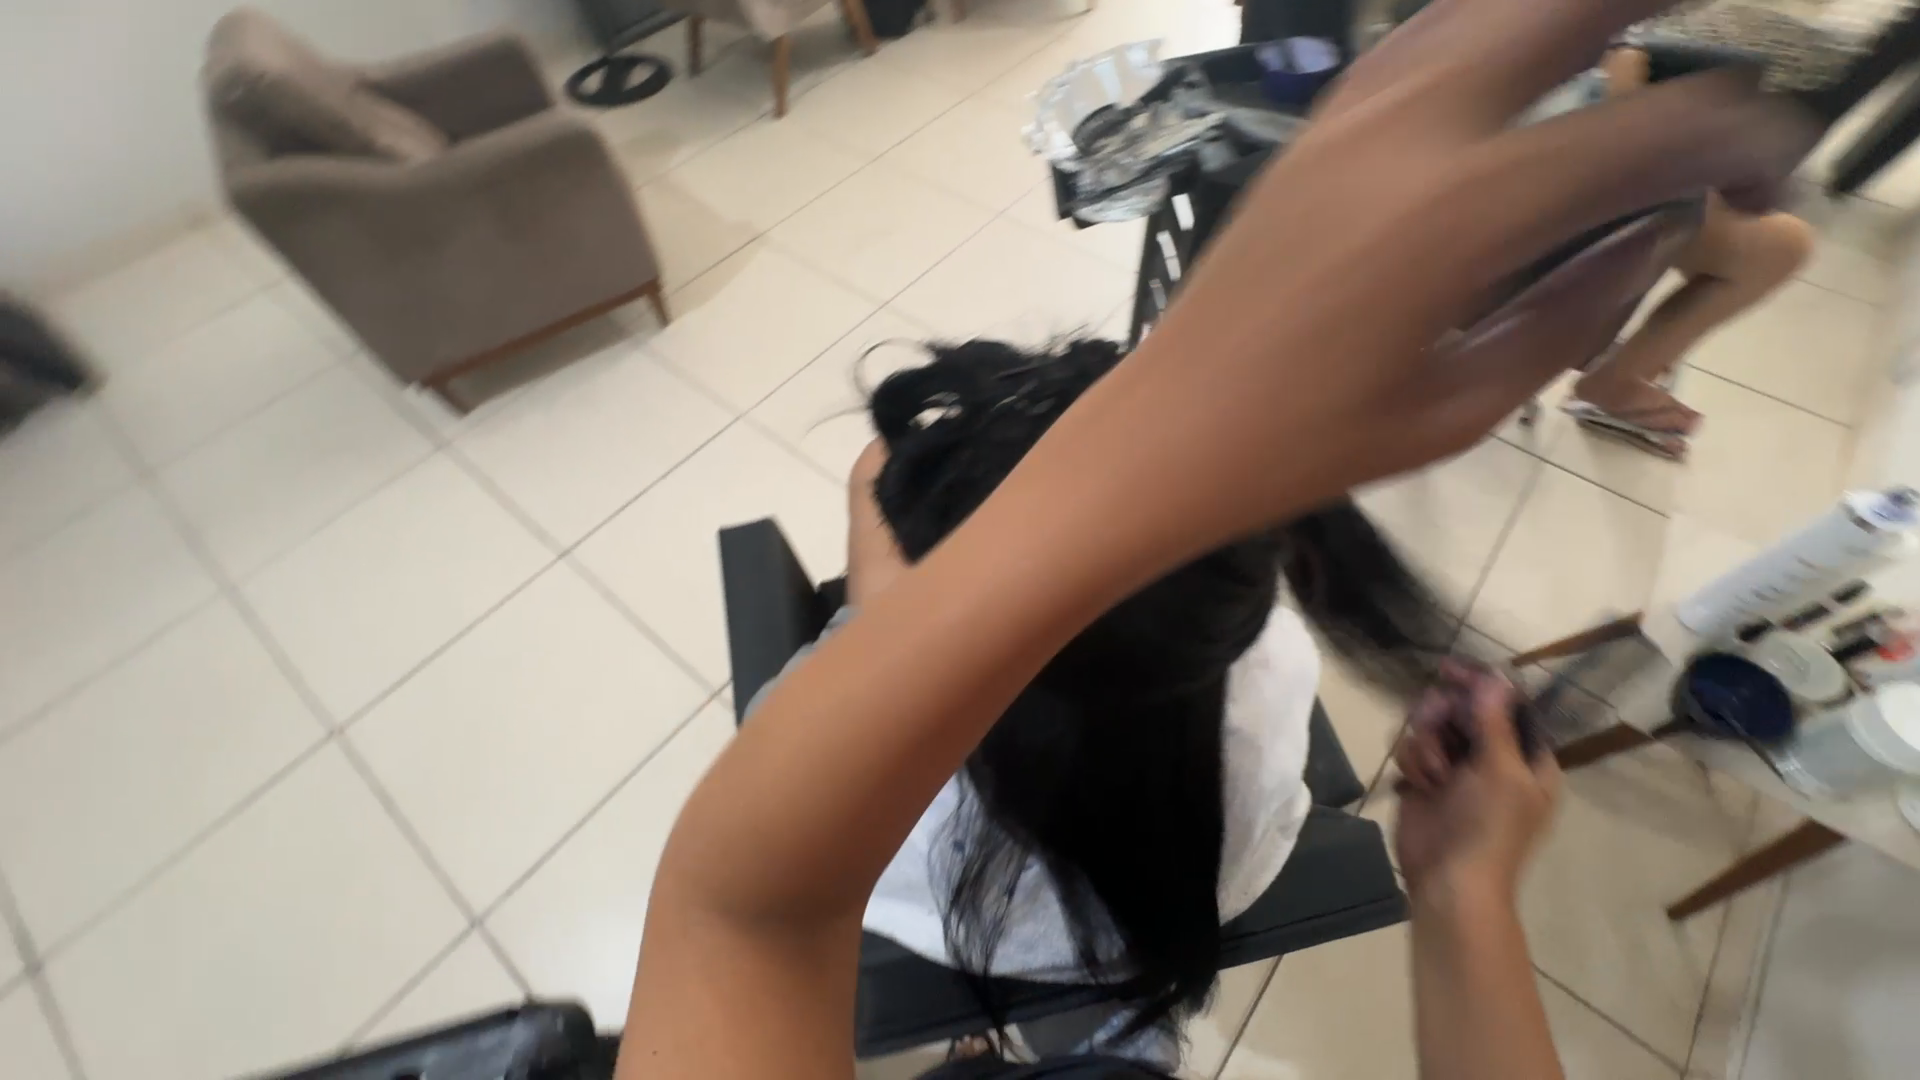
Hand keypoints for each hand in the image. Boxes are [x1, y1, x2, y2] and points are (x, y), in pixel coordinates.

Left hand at [1030, 0, 1815, 575]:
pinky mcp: (1297, 147)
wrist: (1165, 436)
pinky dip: (1472, 40)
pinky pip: (1404, 52)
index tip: (1760, 188)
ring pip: (1482, 7)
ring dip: (1564, 15)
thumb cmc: (1300, 449)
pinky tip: (1495, 77)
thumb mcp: (1458, 408)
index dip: (1745, 148)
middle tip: (1706, 81)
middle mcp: (1407, 133)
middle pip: (1574, 1)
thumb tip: (1641, 238)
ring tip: (1620, 52)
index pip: (1662, 130)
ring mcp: (1339, 127)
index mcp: (1465, 211)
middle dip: (1669, 15)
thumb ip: (1571, 313)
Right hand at [1392, 665, 1560, 899]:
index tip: (1448, 670)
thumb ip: (1495, 723)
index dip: (1479, 686)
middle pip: (1462, 712)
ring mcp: (1456, 771)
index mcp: (1526, 760)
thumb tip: (1497, 678)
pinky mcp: (1424, 780)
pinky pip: (1411, 748)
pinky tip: (1416, 782)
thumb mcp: (1500, 772)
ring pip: (1431, 728)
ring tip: (1430, 771)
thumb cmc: (1488, 827)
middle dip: (1444, 717)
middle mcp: (1492, 760)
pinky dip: (1411, 761)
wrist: (1449, 878)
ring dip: (1426, 744)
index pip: (1505, 708)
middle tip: (1431, 722)